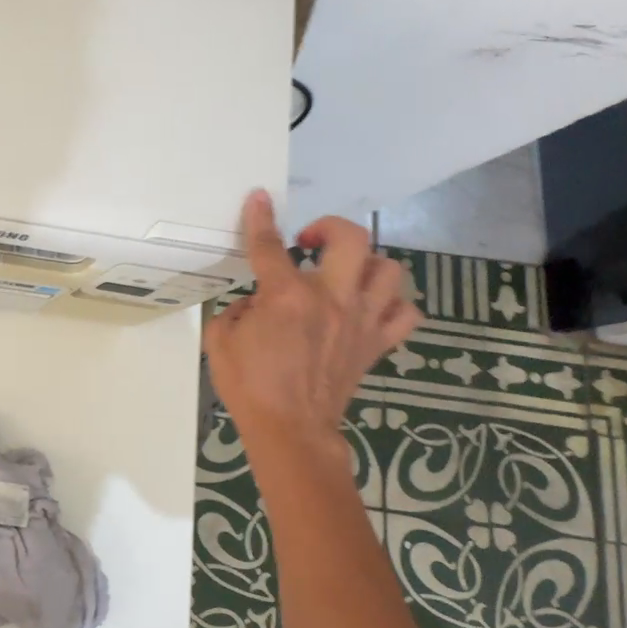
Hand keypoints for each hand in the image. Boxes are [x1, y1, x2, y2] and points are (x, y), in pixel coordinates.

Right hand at [204, 190, 420, 448]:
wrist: (289, 428)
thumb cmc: (247, 385)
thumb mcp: (220, 340)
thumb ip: (238, 310)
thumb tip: (259, 302)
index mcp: (286, 297)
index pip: (270, 246)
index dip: (261, 219)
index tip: (260, 198)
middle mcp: (331, 299)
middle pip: (350, 240)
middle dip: (328, 228)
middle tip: (308, 242)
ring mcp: (362, 320)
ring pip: (388, 270)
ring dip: (365, 263)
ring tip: (342, 273)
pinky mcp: (379, 343)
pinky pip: (406, 312)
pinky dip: (393, 303)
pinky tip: (369, 306)